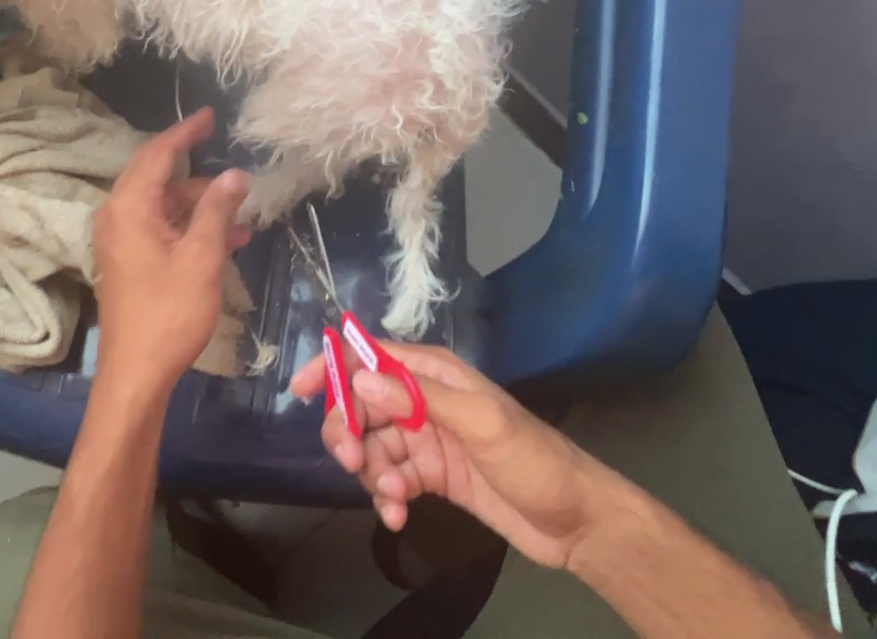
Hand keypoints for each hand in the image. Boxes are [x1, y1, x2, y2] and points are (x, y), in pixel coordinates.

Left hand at [93, 108, 249, 396]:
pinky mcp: (129, 260)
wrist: (137, 372)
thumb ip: (217, 209)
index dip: (186, 133)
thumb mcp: (202, 257)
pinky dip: (191, 227)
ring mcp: (121, 239)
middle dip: (198, 172)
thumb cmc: (169, 312)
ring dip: (201, 207)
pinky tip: (227, 241)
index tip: (210, 116)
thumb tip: (234, 173)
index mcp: (129, 207)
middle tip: (230, 162)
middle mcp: (118, 215)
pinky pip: (162, 228)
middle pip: (159, 176)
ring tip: (243, 219)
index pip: (158, 154)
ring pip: (165, 205)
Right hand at [290, 342, 608, 568]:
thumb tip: (360, 379)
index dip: (332, 366)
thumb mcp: (480, 423)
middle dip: (348, 432)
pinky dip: (385, 496)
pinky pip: (388, 478)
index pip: (370, 355)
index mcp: (433, 374)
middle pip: (360, 404)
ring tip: (393, 499)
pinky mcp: (428, 474)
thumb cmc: (533, 459)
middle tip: (353, 462)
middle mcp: (422, 399)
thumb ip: (419, 399)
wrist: (575, 521)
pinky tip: (397, 515)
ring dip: (370, 473)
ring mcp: (424, 438)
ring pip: (370, 445)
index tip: (300, 391)